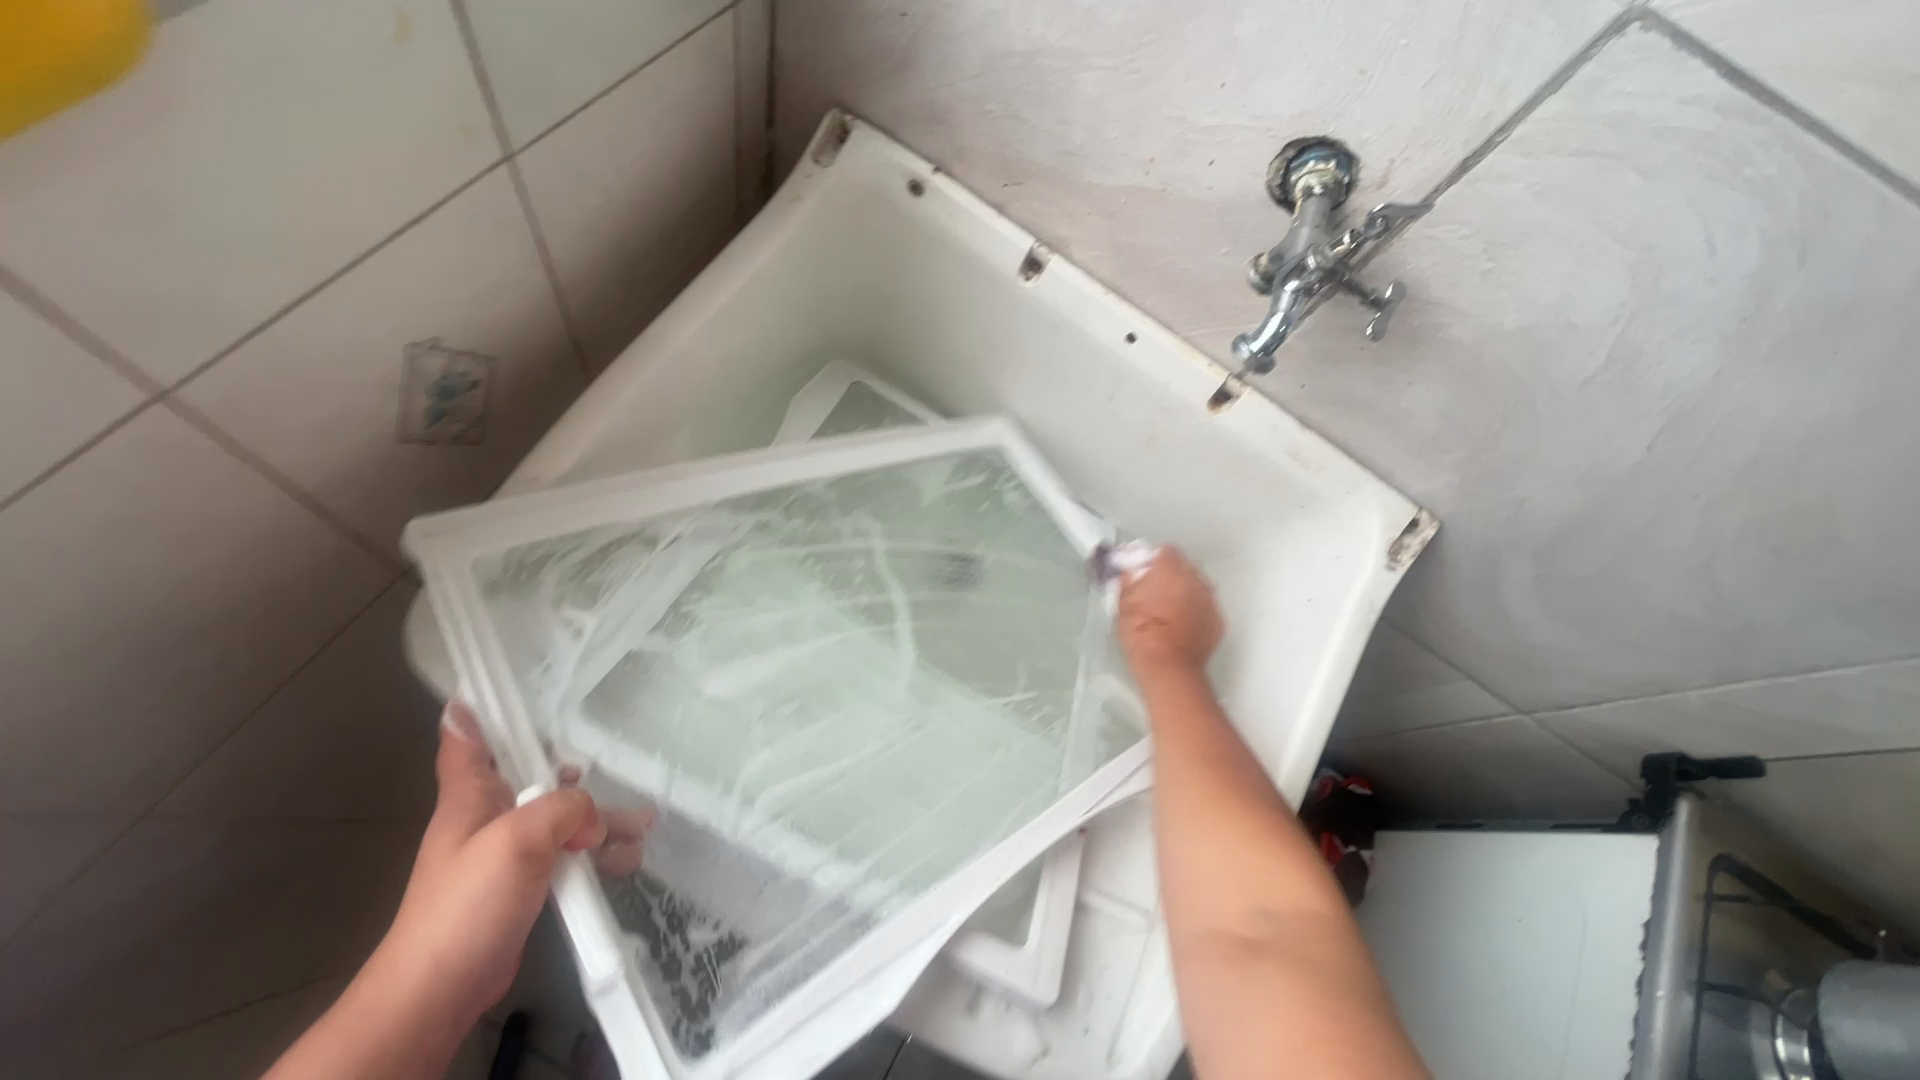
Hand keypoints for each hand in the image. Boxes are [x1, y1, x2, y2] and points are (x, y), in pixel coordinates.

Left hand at [369, 702, 647, 1027]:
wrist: (443, 988)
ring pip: (562, 819)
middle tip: (614, 769)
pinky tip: (625, 861)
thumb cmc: (468, 904)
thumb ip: (562, 808)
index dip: (477, 711)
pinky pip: (568, 855)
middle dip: (577, 774)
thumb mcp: (518, 840)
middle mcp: (489, 817)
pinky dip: (597, 854)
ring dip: (600, 820)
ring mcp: (508, 853)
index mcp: (471, 796)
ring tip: (642, 826)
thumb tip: (589, 812)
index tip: (488, 684)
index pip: (467, 740)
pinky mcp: (526, 885)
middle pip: (535, 777)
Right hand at [1116, 546, 1223, 676]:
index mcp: (1170, 569)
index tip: (1142, 574)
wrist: (1169, 668)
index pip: (1165, 551)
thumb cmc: (1140, 633)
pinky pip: (1206, 607)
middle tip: (1154, 593)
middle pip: (1184, 567)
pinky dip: (1196, 612)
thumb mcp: (1123, 603)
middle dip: (1171, 575)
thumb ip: (1128, 579)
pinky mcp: (1220, 620)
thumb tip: (1130, 569)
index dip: (1153, 560)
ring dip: (1185, 593)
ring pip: (1198, 586)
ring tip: (1170, 612)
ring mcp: (1211, 600)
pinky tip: (1183, 627)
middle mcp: (1196, 578)